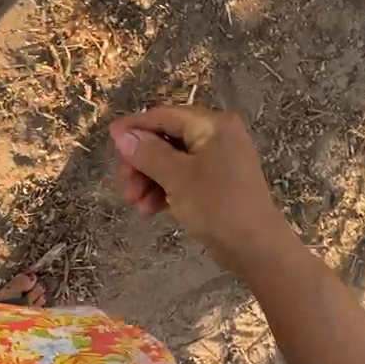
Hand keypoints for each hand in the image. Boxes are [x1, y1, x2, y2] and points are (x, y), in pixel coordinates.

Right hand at [109, 106, 299, 274]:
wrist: (254, 247)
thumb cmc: (217, 206)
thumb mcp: (178, 178)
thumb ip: (148, 154)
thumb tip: (122, 135)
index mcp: (212, 126)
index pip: (166, 116)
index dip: (136, 127)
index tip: (110, 139)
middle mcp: (217, 138)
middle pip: (167, 141)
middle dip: (141, 163)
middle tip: (123, 184)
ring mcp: (217, 163)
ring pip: (171, 163)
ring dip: (149, 181)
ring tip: (134, 204)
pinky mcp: (216, 186)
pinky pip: (182, 180)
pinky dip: (164, 192)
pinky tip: (148, 210)